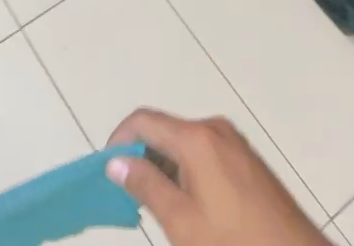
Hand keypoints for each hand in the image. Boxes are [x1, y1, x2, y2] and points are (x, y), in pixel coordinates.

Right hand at [106, 109, 326, 245]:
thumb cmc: (235, 242)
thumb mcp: (181, 221)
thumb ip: (146, 186)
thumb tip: (115, 162)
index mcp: (196, 138)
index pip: (143, 120)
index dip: (118, 140)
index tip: (106, 171)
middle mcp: (215, 128)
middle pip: (165, 130)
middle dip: (142, 156)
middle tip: (129, 196)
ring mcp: (235, 142)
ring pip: (185, 143)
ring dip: (164, 166)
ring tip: (157, 206)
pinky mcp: (248, 160)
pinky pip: (205, 153)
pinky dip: (187, 170)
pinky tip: (188, 205)